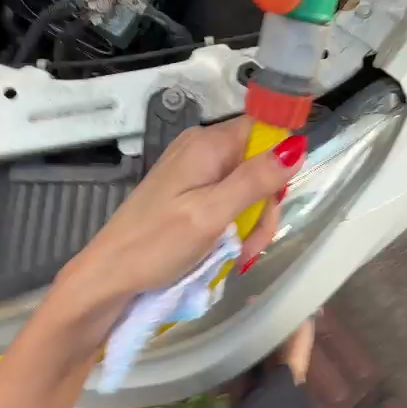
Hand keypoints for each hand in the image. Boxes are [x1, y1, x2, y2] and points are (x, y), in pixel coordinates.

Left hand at [49, 117, 305, 333]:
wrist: (109, 277)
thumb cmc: (156, 244)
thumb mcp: (212, 214)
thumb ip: (254, 180)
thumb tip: (296, 146)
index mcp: (206, 144)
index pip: (262, 130)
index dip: (279, 160)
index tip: (276, 196)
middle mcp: (201, 150)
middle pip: (258, 164)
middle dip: (263, 205)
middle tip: (248, 241)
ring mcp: (194, 173)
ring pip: (246, 189)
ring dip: (249, 224)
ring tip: (233, 253)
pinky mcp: (189, 196)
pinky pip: (227, 203)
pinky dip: (231, 228)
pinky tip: (222, 250)